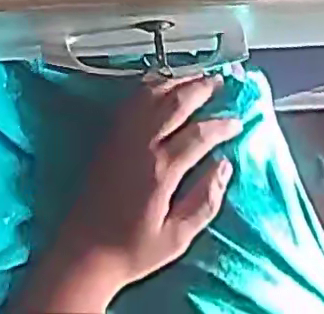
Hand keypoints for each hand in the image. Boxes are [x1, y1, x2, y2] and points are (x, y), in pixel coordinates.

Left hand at [14, 74, 242, 311]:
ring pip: (152, 93)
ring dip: (177, 80)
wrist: (86, 247)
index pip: (198, 135)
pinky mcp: (110, 131)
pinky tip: (162, 83)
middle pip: (175, 102)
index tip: (237, 121)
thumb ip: (204, 201)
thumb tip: (224, 166)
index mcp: (161, 169)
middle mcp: (141, 142)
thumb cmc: (134, 247)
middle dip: (200, 88)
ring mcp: (123, 133)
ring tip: (196, 76)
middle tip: (220, 82)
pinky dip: (152, 84)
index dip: (220, 125)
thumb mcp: (177, 238)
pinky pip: (134, 98)